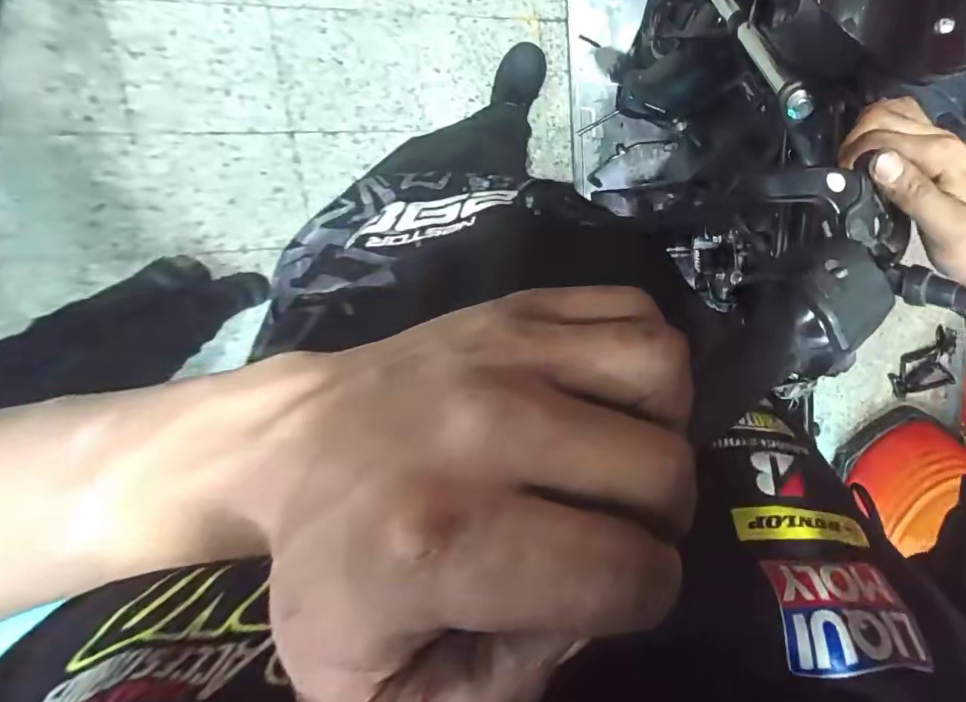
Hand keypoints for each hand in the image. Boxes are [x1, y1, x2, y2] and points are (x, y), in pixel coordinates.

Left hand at [233, 287, 694, 701]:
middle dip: (669, 514)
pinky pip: (637, 309)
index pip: (617, 574)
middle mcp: (487, 427)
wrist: (293, 441)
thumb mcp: (374, 690)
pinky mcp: (525, 302)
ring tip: (632, 447)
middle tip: (634, 523)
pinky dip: (648, 356)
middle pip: (660, 467)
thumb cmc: (335, 568)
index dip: (647, 597)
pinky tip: (616, 394)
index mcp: (439, 541)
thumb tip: (594, 610)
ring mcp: (511, 346)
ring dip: (672, 419)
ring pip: (663, 367)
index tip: (627, 592)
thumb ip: (499, 686)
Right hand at [839, 98, 965, 305]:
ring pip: (892, 114)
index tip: (844, 178)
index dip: (855, 152)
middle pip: (885, 114)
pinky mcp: (935, 154)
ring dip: (866, 131)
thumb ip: (913, 192)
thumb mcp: (946, 228)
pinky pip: (901, 127)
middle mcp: (942, 139)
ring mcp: (940, 144)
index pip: (883, 133)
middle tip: (845, 171)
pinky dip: (880, 133)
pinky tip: (871, 156)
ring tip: (854, 162)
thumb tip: (878, 160)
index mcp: (942, 152)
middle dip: (856, 138)